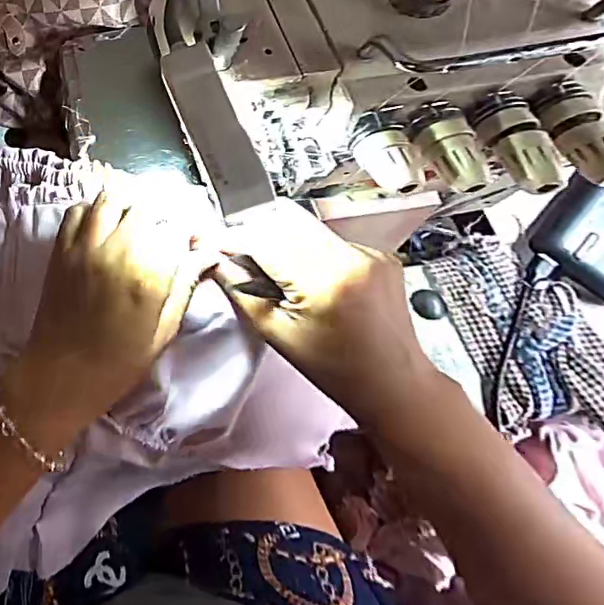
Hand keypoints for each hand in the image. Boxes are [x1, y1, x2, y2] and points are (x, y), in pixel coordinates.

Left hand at [0, 183, 213, 451]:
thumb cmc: (119, 362)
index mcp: (147, 275)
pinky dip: (94, 211)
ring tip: (135, 223)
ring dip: (129, 206)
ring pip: (111, 198)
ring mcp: (84, 246)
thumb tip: (208, 253)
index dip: (190, 231)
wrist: (61, 375)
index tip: (192, 241)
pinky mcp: (60, 248)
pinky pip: (79, 211)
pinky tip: (103, 227)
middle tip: (165, 232)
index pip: (177, 228)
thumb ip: (185, 284)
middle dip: (162, 215)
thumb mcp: (164, 330)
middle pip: (146, 207)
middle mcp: (116, 251)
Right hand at [213, 200, 437, 428]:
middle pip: (284, 220)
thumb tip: (216, 260)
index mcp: (324, 280)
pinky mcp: (377, 253)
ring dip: (280, 238)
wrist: (395, 384)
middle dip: (253, 232)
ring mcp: (368, 252)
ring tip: (272, 272)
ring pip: (305, 226)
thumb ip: (242, 291)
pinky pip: (328, 238)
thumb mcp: (277, 334)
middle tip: (235, 254)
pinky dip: (307, 249)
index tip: (208, 241)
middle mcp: (351, 256)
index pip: (264, 240)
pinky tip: (306, 277)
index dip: (230, 238)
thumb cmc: (337, 370)